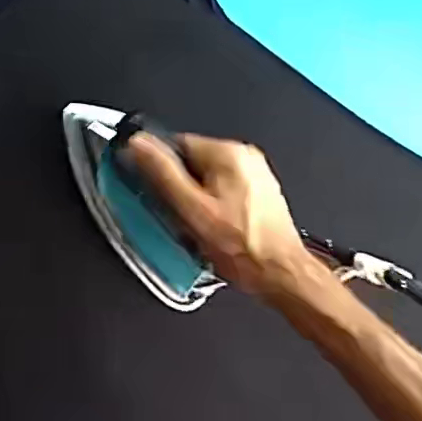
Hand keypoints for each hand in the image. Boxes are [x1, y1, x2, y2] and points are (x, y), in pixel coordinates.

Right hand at [123, 132, 312, 290]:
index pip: (175, 145)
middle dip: (181, 188)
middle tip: (186, 216)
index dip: (162, 171)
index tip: (161, 192)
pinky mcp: (259, 191)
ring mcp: (254, 174)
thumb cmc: (245, 249)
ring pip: (206, 177)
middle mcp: (244, 156)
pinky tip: (219, 229)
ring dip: (197, 199)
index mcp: (227, 152)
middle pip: (190, 162)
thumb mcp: (191, 209)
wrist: (283, 277)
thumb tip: (138, 144)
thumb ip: (161, 172)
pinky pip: (222, 189)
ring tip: (204, 226)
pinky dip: (214, 206)